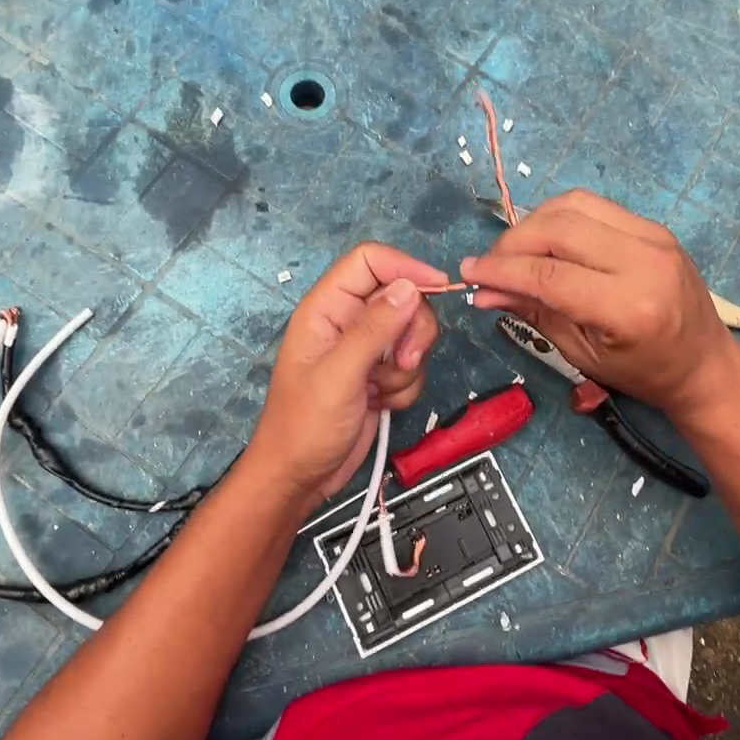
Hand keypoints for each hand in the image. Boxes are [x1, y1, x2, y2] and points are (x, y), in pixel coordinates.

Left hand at [248, 244, 446, 504]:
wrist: (300, 477)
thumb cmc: (303, 427)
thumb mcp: (338, 375)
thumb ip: (374, 329)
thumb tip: (409, 287)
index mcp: (327, 308)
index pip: (370, 262)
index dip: (405, 267)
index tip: (439, 287)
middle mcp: (347, 321)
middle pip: (402, 297)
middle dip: (412, 331)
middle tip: (402, 360)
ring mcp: (365, 349)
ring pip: (412, 334)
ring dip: (407, 365)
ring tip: (379, 390)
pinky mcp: (380, 374)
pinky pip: (412, 365)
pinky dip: (405, 386)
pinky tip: (381, 403)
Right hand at [461, 190, 739, 421]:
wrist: (706, 364)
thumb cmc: (643, 373)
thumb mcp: (581, 354)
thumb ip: (533, 313)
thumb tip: (483, 290)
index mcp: (629, 307)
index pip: (549, 275)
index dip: (502, 270)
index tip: (467, 272)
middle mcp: (644, 261)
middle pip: (559, 228)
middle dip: (512, 242)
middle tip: (488, 265)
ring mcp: (654, 236)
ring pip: (574, 204)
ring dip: (533, 223)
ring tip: (513, 252)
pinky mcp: (654, 226)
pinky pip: (593, 206)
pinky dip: (559, 217)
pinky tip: (544, 241)